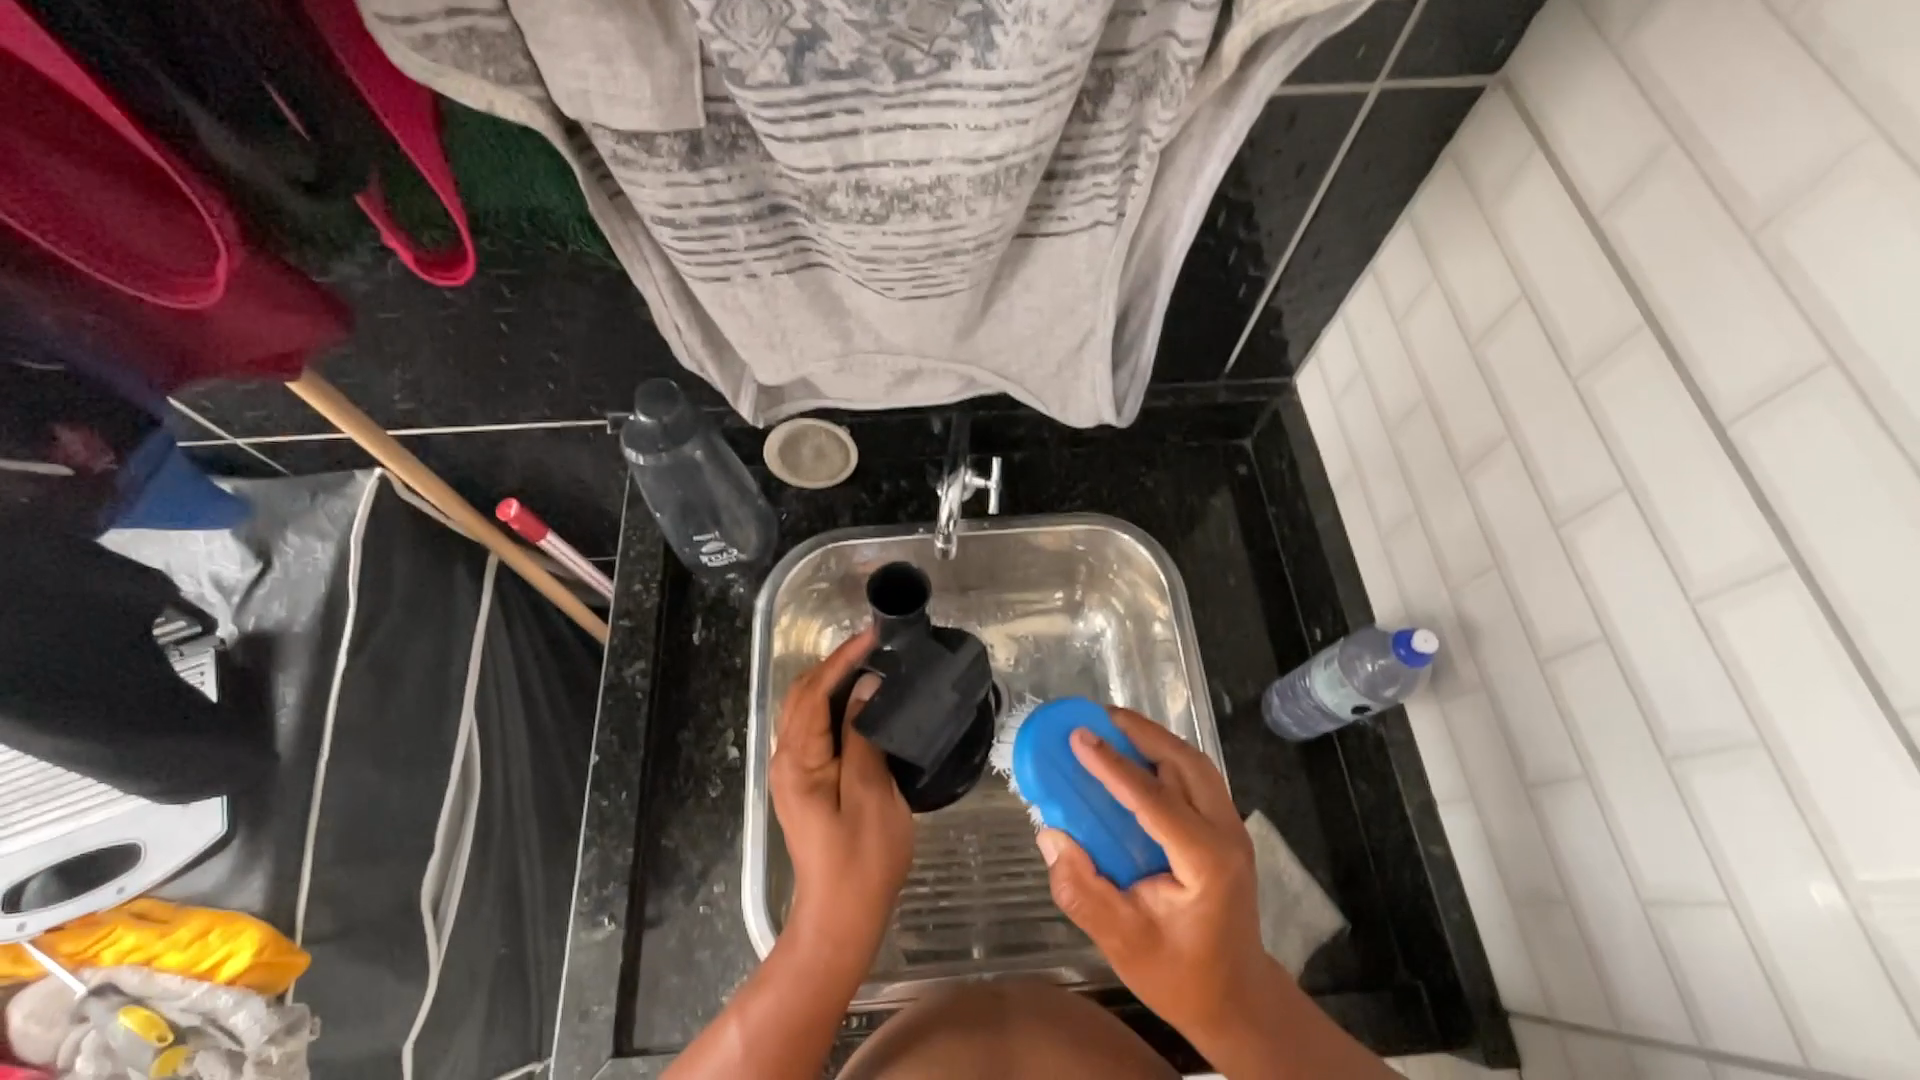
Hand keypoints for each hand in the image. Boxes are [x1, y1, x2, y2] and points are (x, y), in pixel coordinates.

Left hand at [770, 627, 914, 960]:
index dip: (843, 659)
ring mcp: (793, 772)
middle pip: (803, 695)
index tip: (874, 635)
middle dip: (836, 664)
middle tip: (876, 645)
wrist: (842, 915)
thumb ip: (863, 736)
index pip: (816, 691)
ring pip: (807, 710)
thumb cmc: (862, 859)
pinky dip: (834, 706)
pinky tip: (862, 704)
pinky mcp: (805, 784)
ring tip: (872, 665)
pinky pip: (815, 729)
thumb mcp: (870, 793)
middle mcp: (786, 759)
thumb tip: (867, 687)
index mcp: (798, 759)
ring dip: (834, 682)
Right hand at [1036, 707, 1279, 1042]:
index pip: (1154, 798)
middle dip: (1142, 733)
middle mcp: (1226, 835)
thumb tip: (1051, 836)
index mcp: (1205, 861)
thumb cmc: (1180, 975)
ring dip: (1154, 740)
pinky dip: (1165, 758)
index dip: (1113, 765)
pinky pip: (1196, 780)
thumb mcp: (1122, 941)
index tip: (1078, 736)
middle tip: (1096, 716)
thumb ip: (1082, 890)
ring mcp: (1231, 830)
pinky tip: (1135, 759)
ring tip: (1112, 727)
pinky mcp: (1224, 832)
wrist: (1236, 999)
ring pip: (1195, 766)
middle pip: (1186, 764)